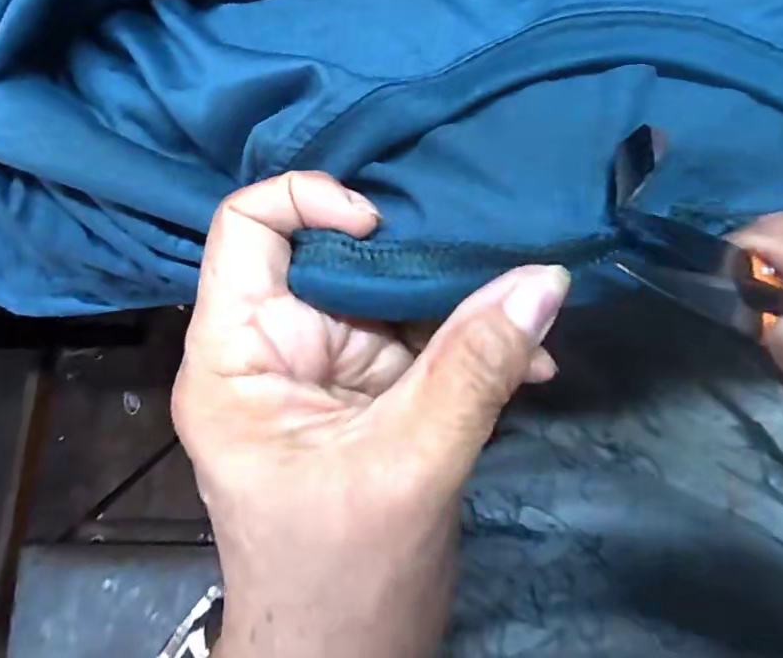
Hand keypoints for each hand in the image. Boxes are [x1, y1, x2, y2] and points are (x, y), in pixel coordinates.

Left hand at [172, 171, 569, 657]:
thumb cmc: (342, 582)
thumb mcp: (410, 465)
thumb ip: (475, 365)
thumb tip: (545, 279)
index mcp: (238, 352)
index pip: (248, 226)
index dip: (310, 200)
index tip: (383, 225)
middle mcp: (278, 343)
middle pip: (337, 251)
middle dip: (416, 252)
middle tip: (488, 251)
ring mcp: (329, 363)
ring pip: (392, 291)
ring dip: (464, 305)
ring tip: (531, 320)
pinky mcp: (373, 386)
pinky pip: (425, 336)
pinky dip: (475, 342)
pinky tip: (530, 365)